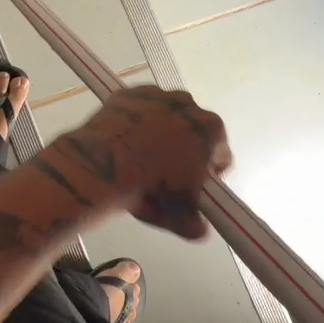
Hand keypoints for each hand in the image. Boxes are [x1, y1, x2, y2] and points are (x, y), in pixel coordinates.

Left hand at [40, 86, 231, 239]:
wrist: (103, 164)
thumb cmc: (149, 187)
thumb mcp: (178, 214)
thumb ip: (194, 224)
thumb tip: (198, 230)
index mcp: (211, 130)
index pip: (220, 155)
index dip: (209, 173)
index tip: (193, 184)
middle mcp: (188, 104)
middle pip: (193, 132)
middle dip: (185, 150)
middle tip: (166, 172)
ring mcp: (156, 95)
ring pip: (167, 116)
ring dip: (161, 131)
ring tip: (144, 155)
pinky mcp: (128, 92)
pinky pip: (139, 107)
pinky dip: (136, 119)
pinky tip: (127, 138)